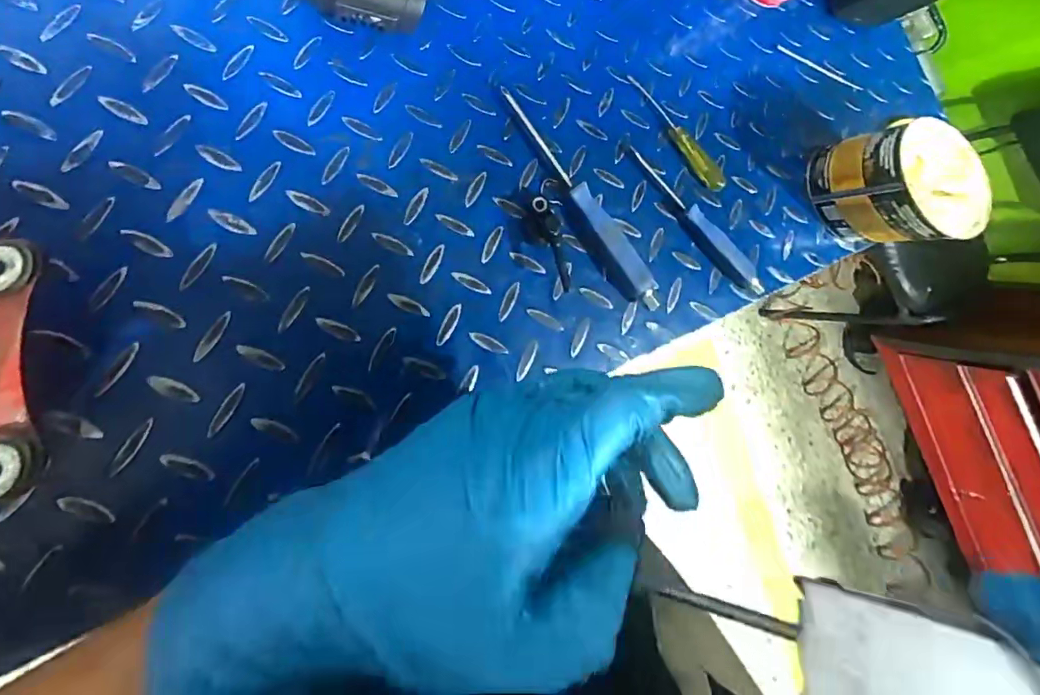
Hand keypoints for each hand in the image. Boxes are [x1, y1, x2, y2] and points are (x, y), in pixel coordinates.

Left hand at [148, 368, 723, 694]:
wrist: (325, 571)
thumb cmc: (427, 615)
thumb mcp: (536, 645)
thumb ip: (601, 588)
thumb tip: (621, 535)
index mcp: (537, 462)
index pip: (615, 404)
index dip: (669, 394)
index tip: (714, 394)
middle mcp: (509, 421)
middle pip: (595, 396)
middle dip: (647, 435)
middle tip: (677, 501)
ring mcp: (477, 417)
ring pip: (563, 401)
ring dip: (607, 439)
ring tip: (623, 506)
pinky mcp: (456, 427)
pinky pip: (532, 414)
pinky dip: (569, 439)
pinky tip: (569, 494)